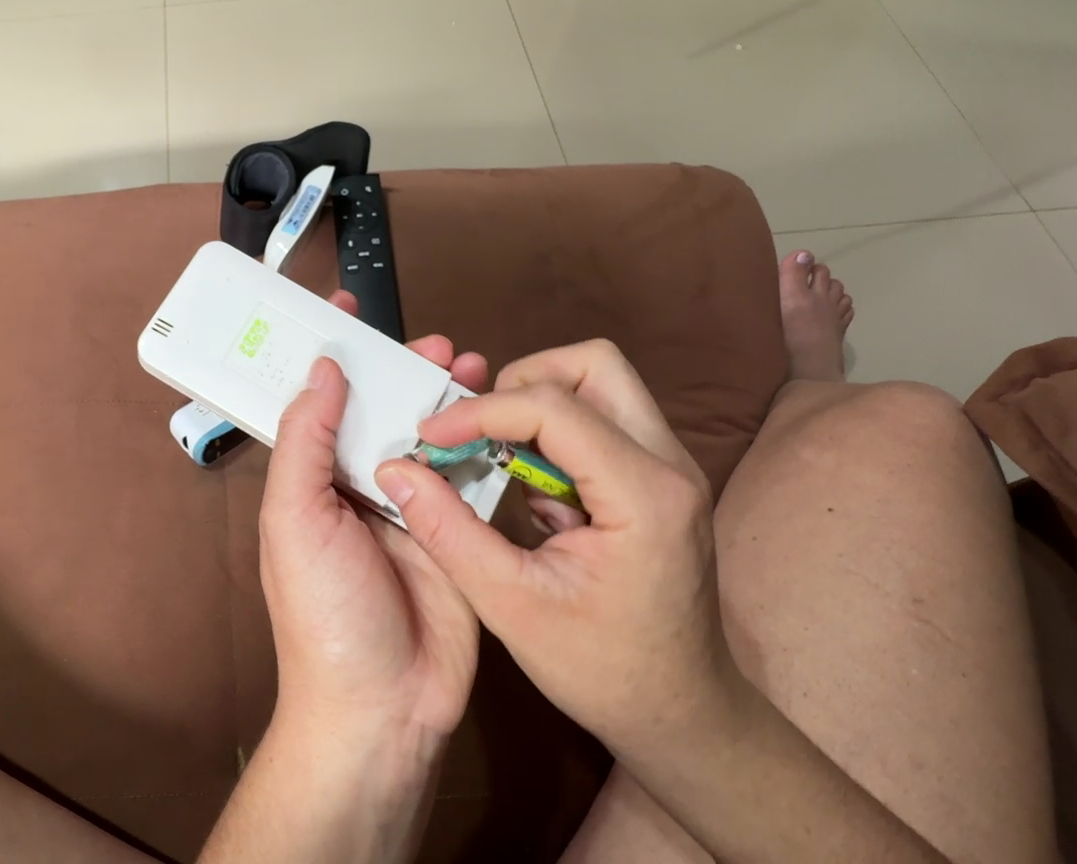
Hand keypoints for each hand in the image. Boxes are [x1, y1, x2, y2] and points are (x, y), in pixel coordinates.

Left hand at [257, 291, 488, 745]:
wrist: (383, 708)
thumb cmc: (324, 617)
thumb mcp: (294, 520)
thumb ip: (305, 442)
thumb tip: (322, 369)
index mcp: (310, 481)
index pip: (316, 401)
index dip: (328, 354)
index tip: (344, 309)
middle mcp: (358, 486)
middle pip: (380, 410)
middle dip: (401, 369)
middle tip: (432, 342)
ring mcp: (410, 508)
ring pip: (428, 434)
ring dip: (447, 397)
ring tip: (470, 362)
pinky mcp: (455, 531)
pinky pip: (469, 473)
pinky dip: (483, 440)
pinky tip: (501, 413)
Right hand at [371, 339, 740, 753]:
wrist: (681, 712)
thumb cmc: (602, 670)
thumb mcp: (510, 606)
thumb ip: (447, 531)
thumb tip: (395, 471)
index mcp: (643, 494)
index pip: (553, 406)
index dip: (479, 411)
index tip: (428, 436)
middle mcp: (668, 463)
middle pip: (593, 365)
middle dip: (520, 383)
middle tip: (476, 429)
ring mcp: (669, 466)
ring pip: (599, 382)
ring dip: (536, 403)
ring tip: (495, 453)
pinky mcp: (657, 477)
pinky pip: (600, 417)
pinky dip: (552, 429)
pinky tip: (524, 481)